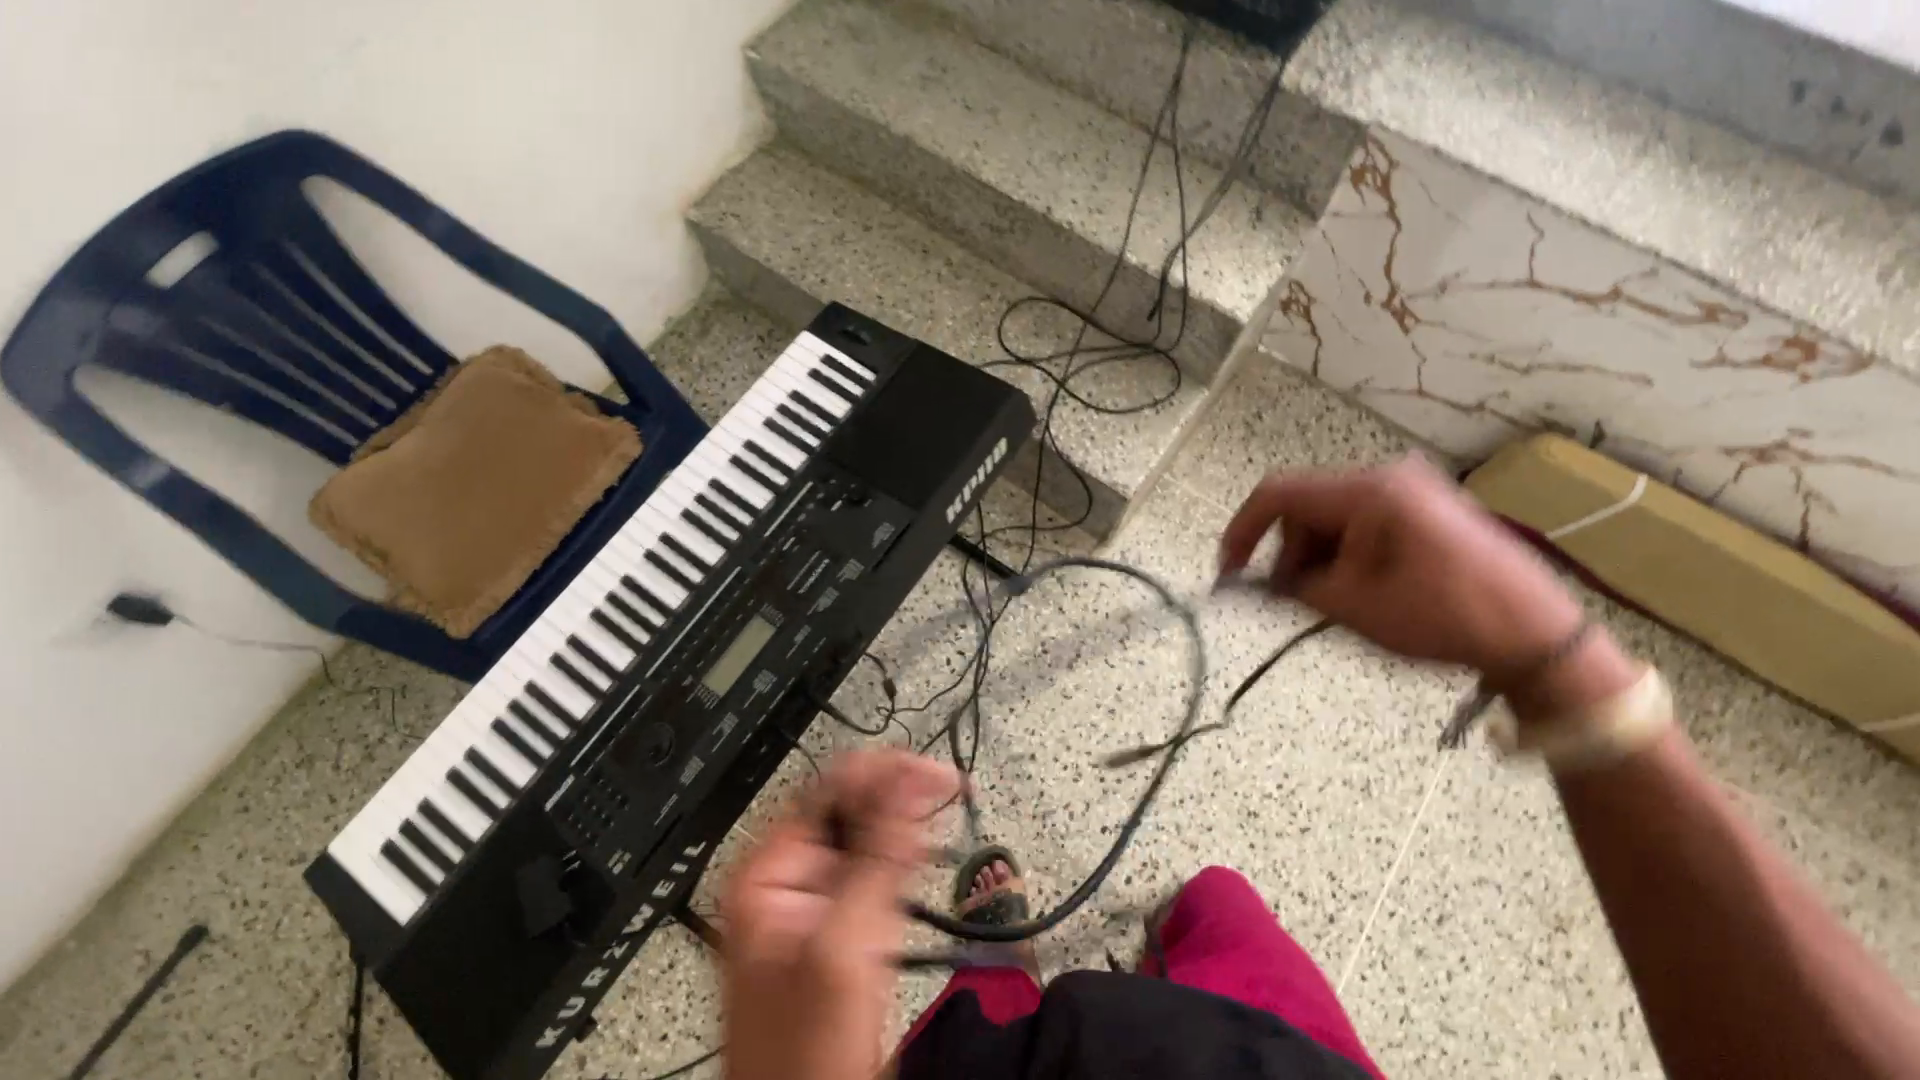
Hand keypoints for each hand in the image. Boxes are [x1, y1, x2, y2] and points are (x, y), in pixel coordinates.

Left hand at [721, 750, 957, 1079]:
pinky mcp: (834, 930)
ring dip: (902, 825)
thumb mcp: (844, 946)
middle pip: (845, 811)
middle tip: (946, 785)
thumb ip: (876, 860)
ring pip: (862, 841)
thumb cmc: (802, 1056)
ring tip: (941, 808)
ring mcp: (808, 907)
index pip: (825, 792)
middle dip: (896, 797)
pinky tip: (923, 855)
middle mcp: (782, 883)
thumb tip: (905, 785)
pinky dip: (900, 862)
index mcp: (764, 875)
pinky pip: (869, 876)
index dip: (881, 773)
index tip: (931, 771)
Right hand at [1217, 455, 1589, 679]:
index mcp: (1368, 490)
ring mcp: (1413, 489)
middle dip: (1290, 553)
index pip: (1278, 494)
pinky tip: (1361, 589)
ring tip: (1336, 601)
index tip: (1228, 573)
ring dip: (1320, 557)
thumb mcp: (1352, 606)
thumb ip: (1289, 588)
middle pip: (1307, 507)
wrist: (1536, 634)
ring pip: (1334, 517)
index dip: (1242, 532)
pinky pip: (1364, 523)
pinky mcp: (1429, 508)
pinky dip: (1349, 554)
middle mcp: (1389, 476)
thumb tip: (1250, 585)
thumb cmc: (1441, 617)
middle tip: (1293, 599)